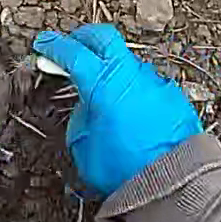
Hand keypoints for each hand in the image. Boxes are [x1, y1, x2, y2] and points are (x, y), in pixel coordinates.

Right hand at [34, 24, 201, 195]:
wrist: (175, 184)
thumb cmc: (128, 171)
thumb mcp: (84, 146)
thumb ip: (81, 117)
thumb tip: (85, 106)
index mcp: (103, 83)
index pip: (73, 52)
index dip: (54, 46)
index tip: (45, 43)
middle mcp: (130, 74)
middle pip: (103, 37)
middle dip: (83, 37)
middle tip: (71, 45)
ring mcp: (153, 81)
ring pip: (126, 59)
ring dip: (110, 66)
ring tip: (100, 85)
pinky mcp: (171, 94)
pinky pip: (145, 82)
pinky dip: (131, 87)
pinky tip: (127, 106)